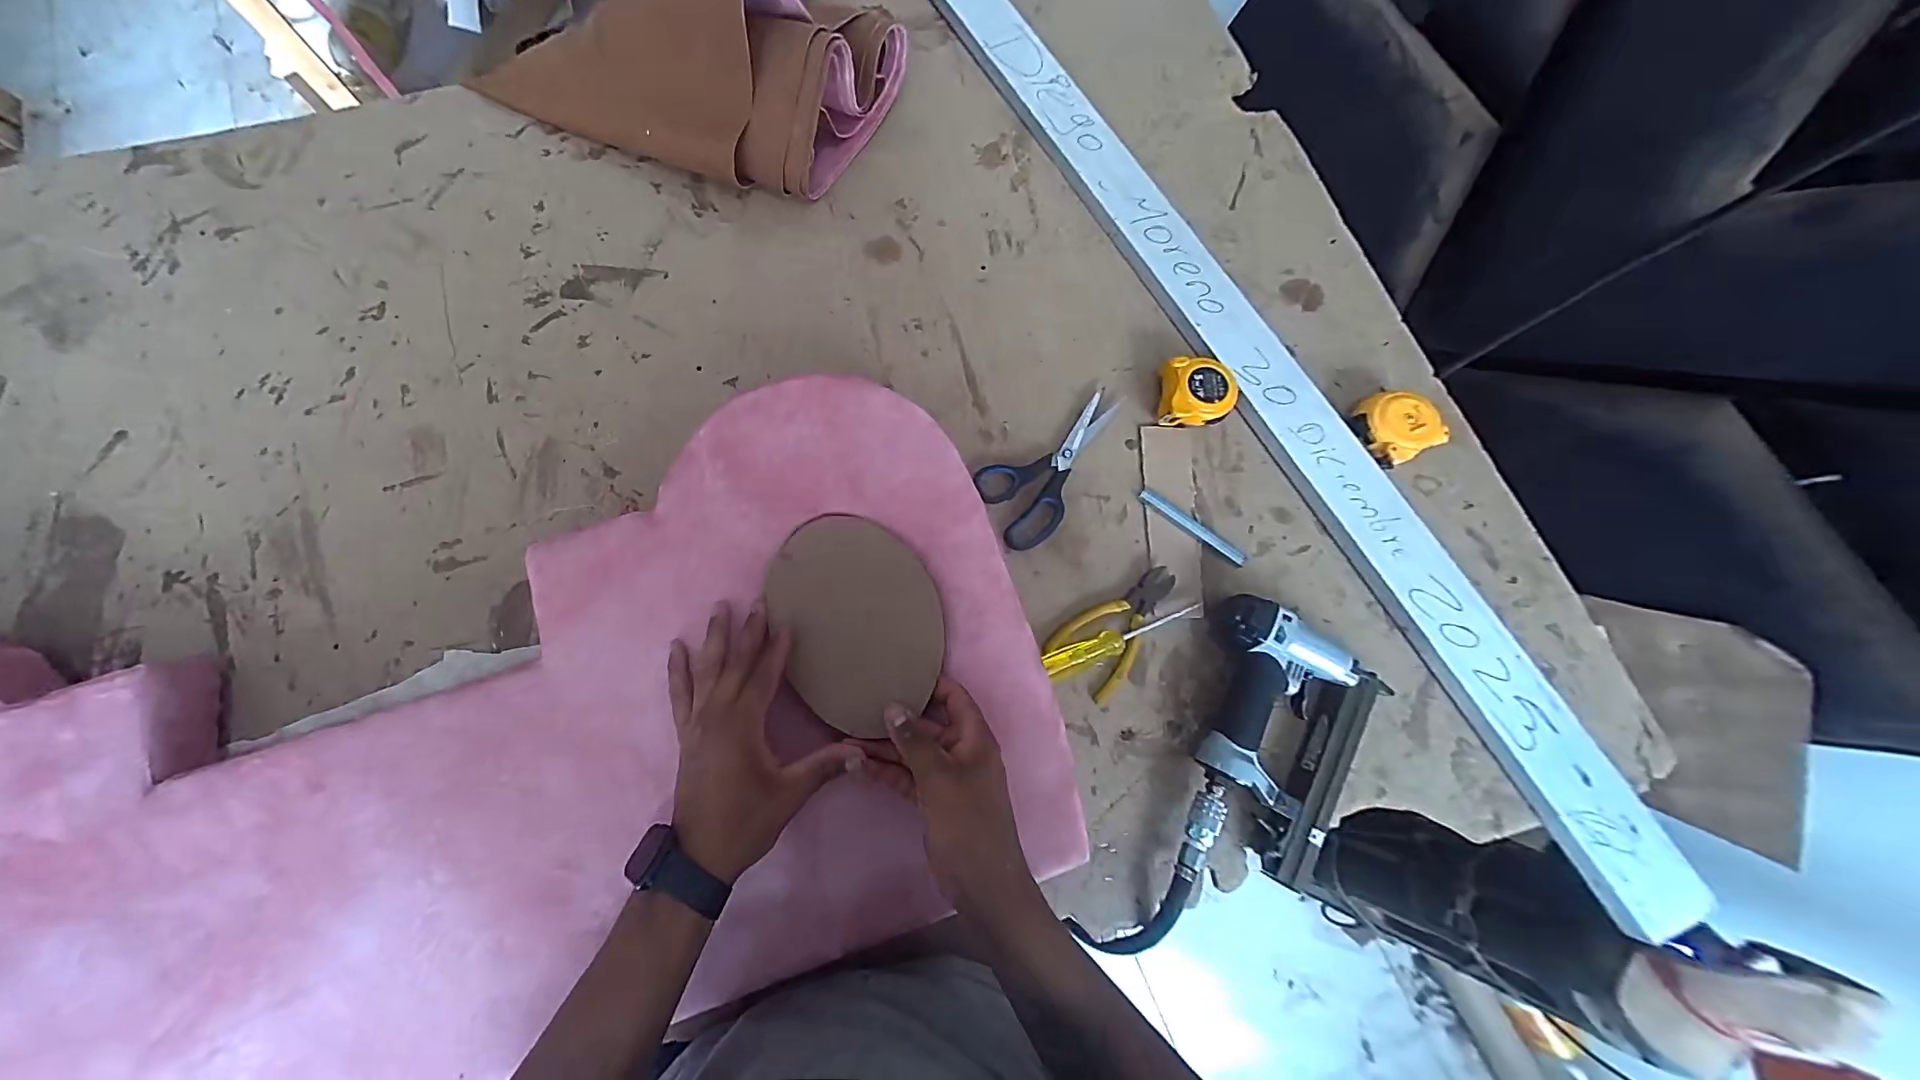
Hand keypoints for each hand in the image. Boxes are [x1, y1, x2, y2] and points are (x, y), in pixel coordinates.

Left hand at [667, 601, 864, 883]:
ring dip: (713, 641)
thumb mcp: (790, 794)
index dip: (776, 652)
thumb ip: (823, 767)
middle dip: (746, 634)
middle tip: (756, 603)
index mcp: (743, 726)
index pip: (762, 679)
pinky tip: (675, 650)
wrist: (699, 855)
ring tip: (718, 610)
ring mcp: (697, 725)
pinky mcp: (687, 736)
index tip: (786, 624)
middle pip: (733, 666)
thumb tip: (860, 751)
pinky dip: (677, 671)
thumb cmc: (747, 821)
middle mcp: (716, 717)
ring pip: (705, 673)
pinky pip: (679, 695)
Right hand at [853, 675, 1043, 922]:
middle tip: (861, 703)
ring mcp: (946, 777)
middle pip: (928, 725)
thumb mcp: (940, 777)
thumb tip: (893, 706)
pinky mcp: (932, 799)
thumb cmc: (968, 822)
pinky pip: (907, 777)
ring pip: (912, 753)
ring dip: (885, 747)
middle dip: (897, 718)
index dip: (933, 682)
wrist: (981, 882)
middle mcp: (961, 752)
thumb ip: (915, 741)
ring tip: (847, 734)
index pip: (955, 698)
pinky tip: (857, 764)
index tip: (901, 669)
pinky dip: (886, 771)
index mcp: (974, 739)